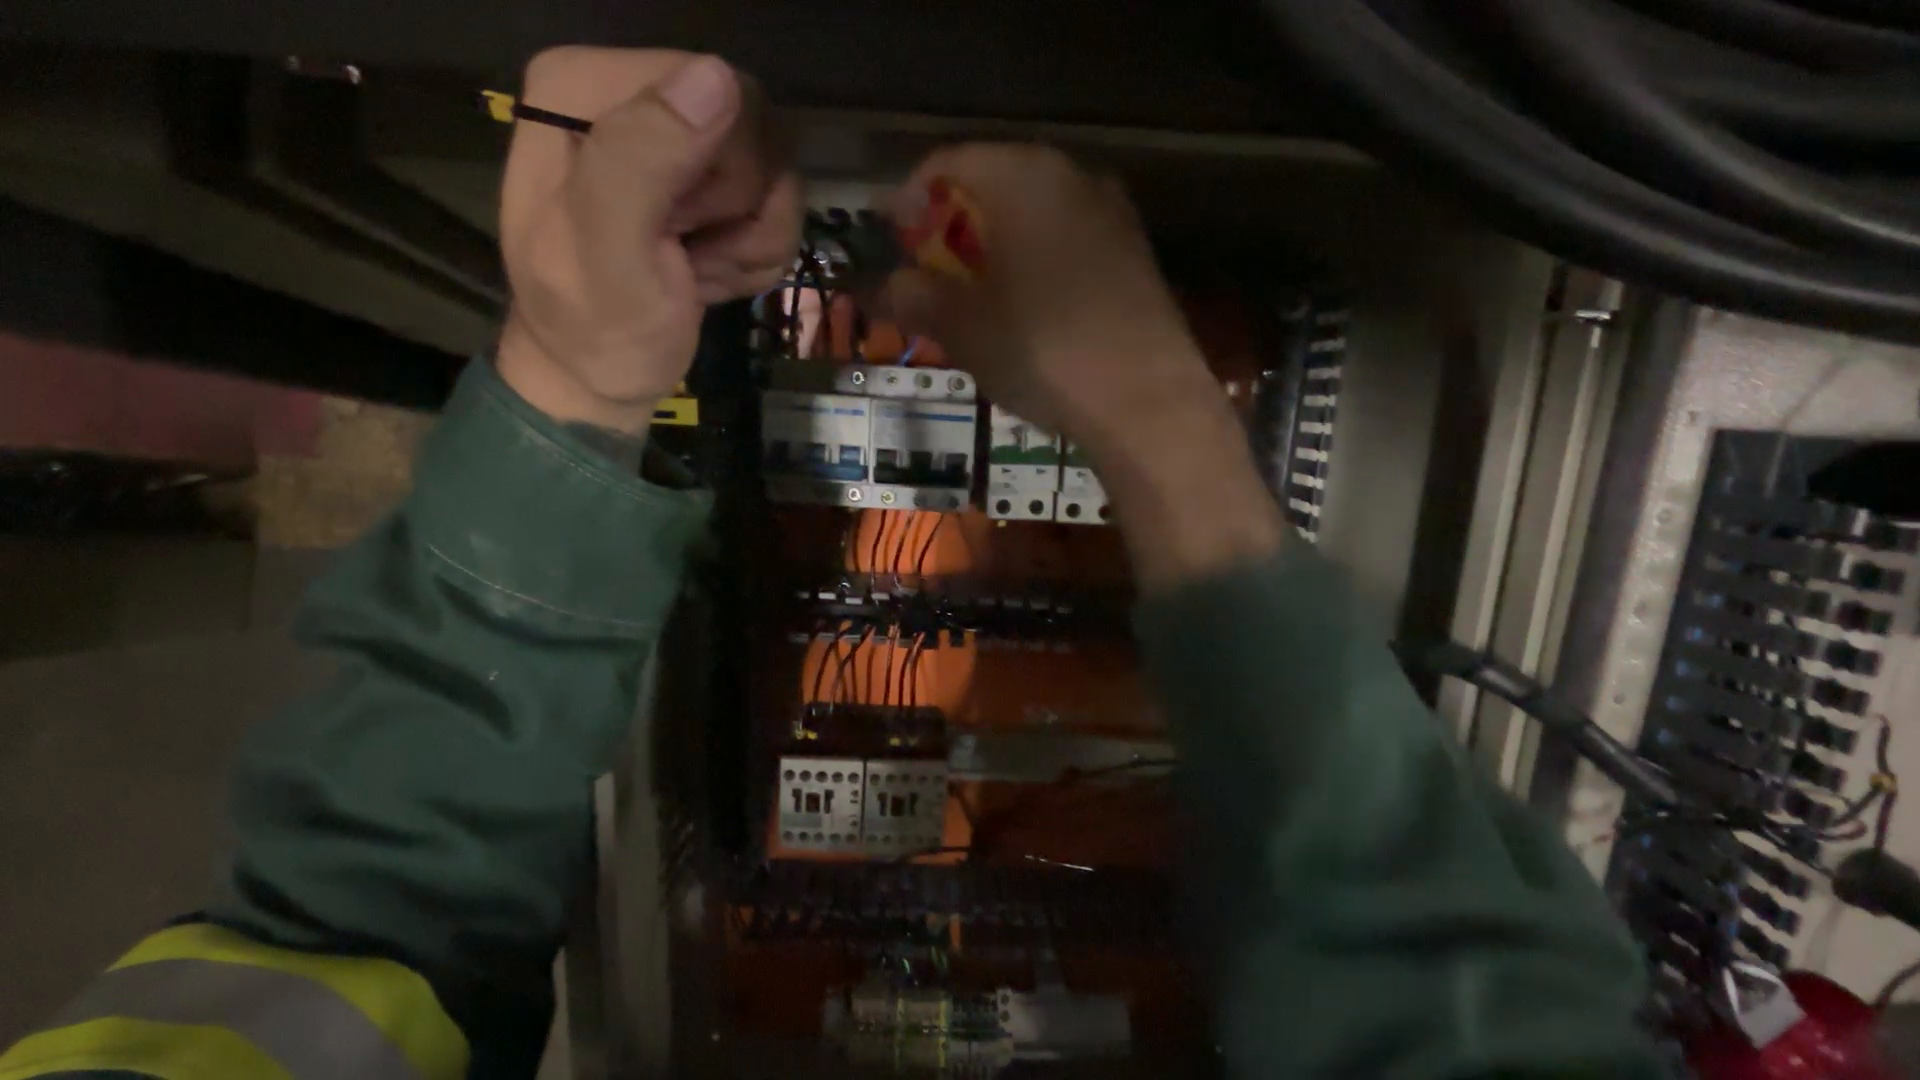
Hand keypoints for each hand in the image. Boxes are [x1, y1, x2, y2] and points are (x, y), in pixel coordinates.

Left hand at [497, 48, 801, 433]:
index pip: (715, 88)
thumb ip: (641, 159)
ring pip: (775, 170)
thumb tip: (717, 78)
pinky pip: (777, 204)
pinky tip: (708, 274)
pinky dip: (754, 255)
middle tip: (686, 255)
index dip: (719, 171)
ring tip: (695, 271)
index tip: (675, 226)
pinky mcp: (709, 181)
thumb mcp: (606, 252)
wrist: (602, 379)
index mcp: (585, 90)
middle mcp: (634, 96)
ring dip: (750, 241)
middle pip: (755, 129)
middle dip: (738, 213)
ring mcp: (679, 142)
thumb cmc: (595, 326)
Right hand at [877, 144, 1219, 457]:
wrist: (1146, 400)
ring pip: (1034, 215)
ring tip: (976, 298)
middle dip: (952, 229)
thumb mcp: (963, 327)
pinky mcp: (1135, 253)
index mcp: (1023, 176)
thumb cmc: (1043, 351)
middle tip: (929, 277)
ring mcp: (1112, 213)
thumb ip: (914, 297)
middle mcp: (1073, 177)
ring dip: (995, 248)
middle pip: (993, 184)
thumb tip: (883, 287)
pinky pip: (1067, 242)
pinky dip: (1035, 263)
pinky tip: (1028, 310)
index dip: (907, 202)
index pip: (946, 163)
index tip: (891, 246)